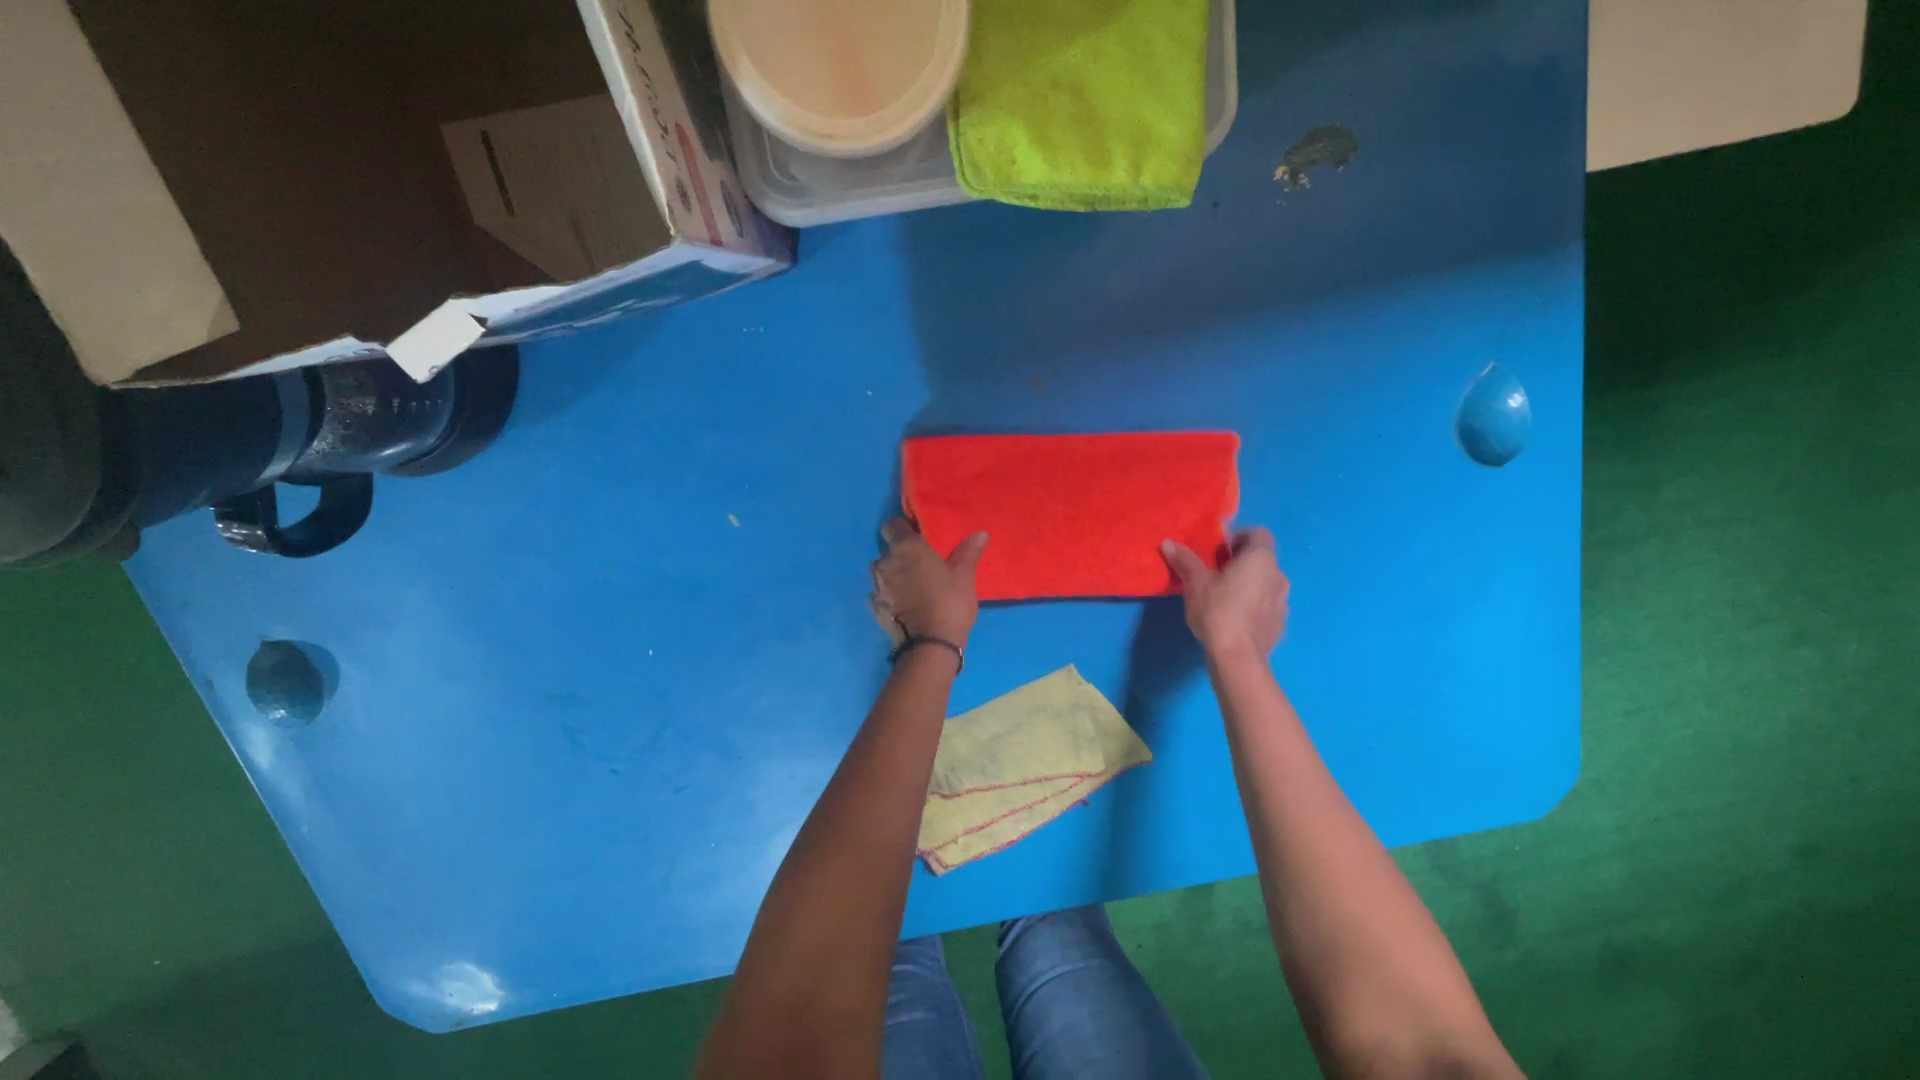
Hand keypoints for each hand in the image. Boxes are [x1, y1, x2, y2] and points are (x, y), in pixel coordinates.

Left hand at [870, 518, 988, 646]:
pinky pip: (881, 593)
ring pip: (882, 572)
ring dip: (894, 574)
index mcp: (905, 547)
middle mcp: (885, 562)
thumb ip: (969, 551)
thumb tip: (980, 533)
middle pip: (888, 549)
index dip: (904, 529)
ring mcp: (876, 586)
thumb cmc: (949, 603)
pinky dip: (891, 595)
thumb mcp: (964, 576)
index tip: (919, 537)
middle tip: (922, 564)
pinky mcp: (874, 607)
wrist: (930, 646)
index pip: (892, 525)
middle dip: (901, 554)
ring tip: (914, 586)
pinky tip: (906, 605)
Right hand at [1162, 527, 1289, 658]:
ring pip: (1265, 583)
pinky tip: (1236, 619)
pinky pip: (1267, 606)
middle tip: (1215, 574)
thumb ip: (1185, 560)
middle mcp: (1278, 575)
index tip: (1218, 551)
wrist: (1238, 658)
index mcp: (1261, 559)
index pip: (1259, 533)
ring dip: (1249, 584)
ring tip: (1225, 598)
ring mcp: (1283, 602)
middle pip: (1261, 559)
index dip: (1238, 537)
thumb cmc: (1217, 611)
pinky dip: (1254, 606)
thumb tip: (1168, 543)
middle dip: (1240, 562)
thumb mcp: (1195, 583)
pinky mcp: (1281, 624)